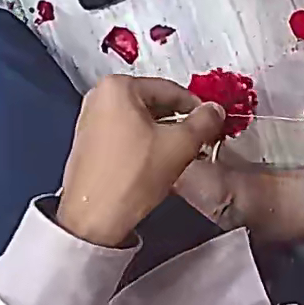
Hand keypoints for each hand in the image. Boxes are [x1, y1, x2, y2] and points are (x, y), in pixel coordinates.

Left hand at [57, 76, 224, 247]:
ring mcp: (90, 119)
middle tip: (200, 140)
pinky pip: (126, 133)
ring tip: (181, 154)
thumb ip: (205, 121)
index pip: (171, 90)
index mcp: (118, 87)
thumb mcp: (181, 144)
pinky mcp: (88, 142)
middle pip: (155, 103)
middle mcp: (99, 96)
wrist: (94, 217)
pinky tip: (158, 162)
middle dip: (180, 121)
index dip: (197, 107)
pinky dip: (146, 143)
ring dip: (165, 134)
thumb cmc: (133, 175)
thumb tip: (214, 111)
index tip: (212, 123)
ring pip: (142, 120)